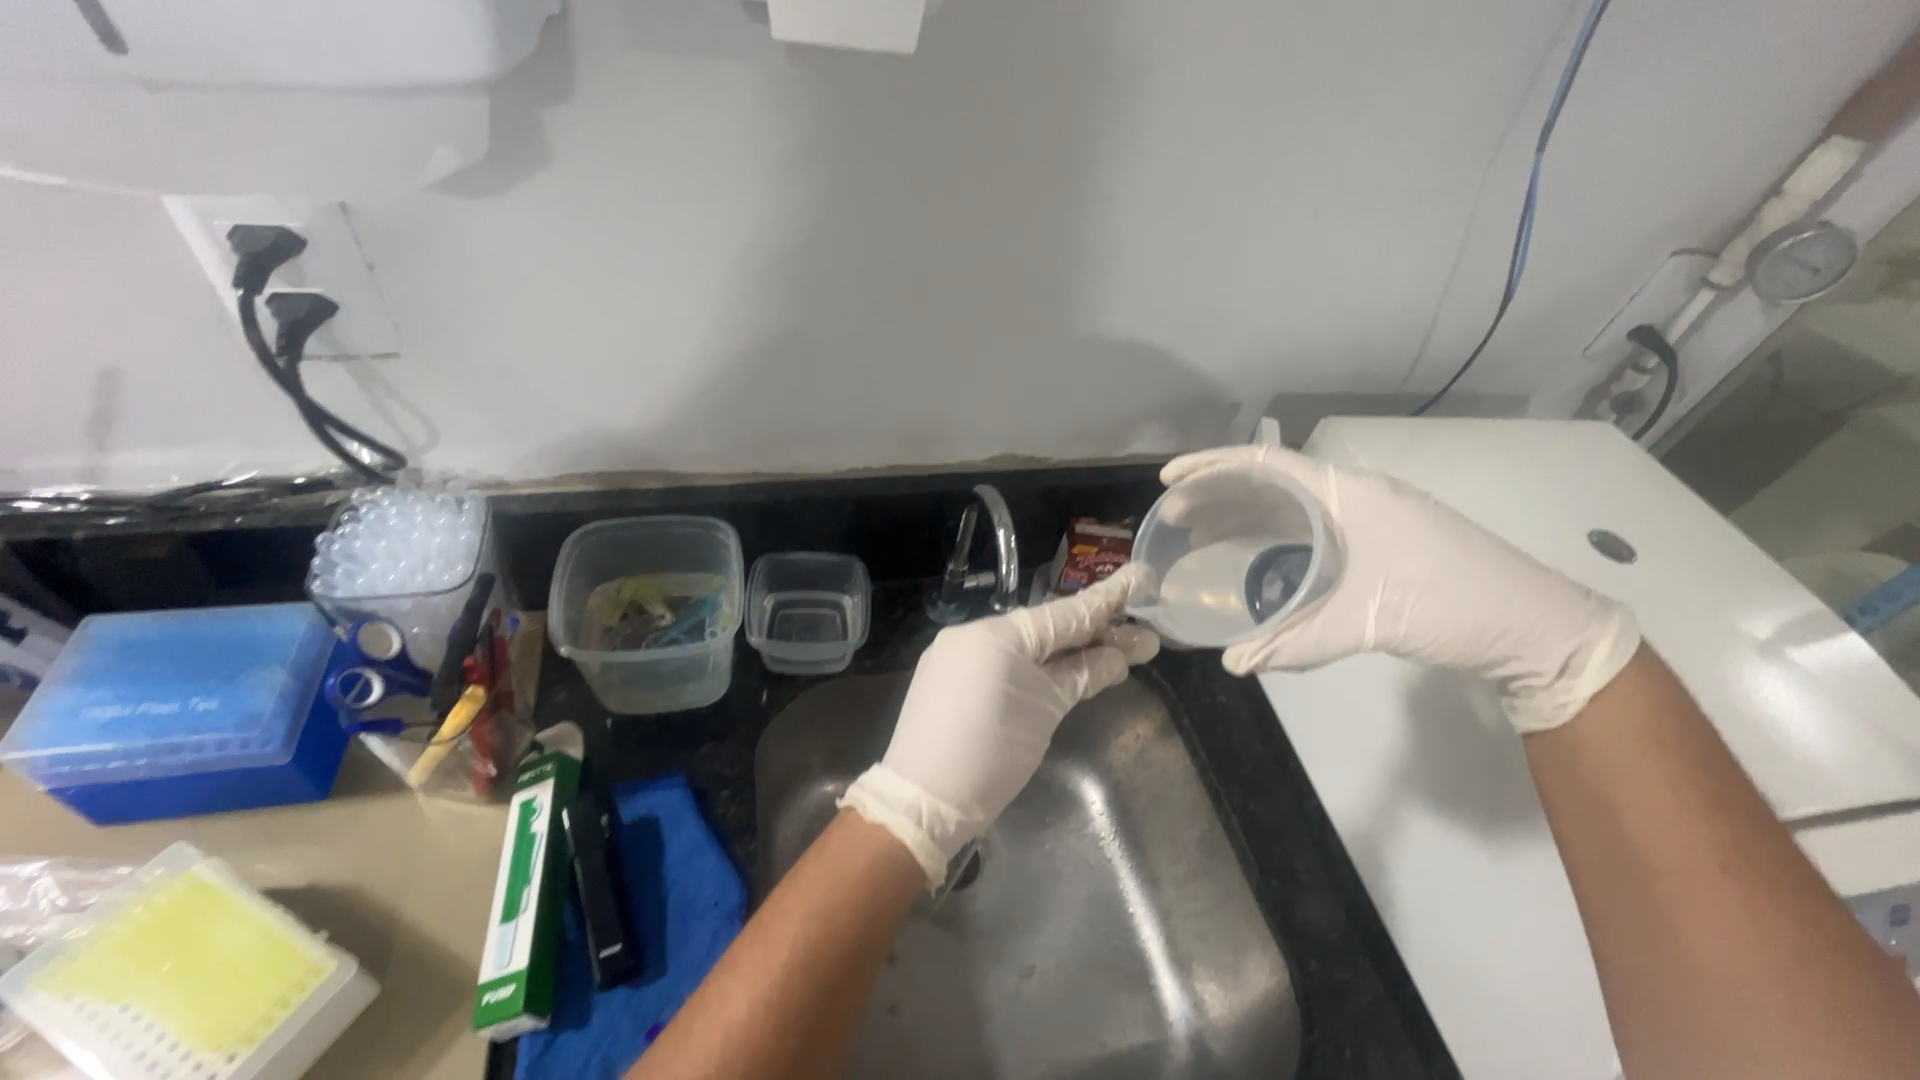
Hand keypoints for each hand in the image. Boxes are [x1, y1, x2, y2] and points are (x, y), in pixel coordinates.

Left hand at [839, 565, 1159, 884]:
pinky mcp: (946, 679)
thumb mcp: (1046, 712)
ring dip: (1066, 652)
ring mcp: (955, 655)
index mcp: (998, 634)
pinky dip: (1034, 666)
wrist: (923, 802)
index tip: (1144, 577)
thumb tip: (1118, 655)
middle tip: (1142, 637)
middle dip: (1094, 633)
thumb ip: (1083, 675)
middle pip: (1044, 627)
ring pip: (1022, 646)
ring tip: (1113, 655)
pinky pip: (999, 662)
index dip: (1109, 598)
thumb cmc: (991, 756)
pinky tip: (1063, 671)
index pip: (1066, 612)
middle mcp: (973, 634)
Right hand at [1160, 444, 1638, 733]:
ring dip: (1246, 517)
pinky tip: (1257, 561)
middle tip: (1176, 519)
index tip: (1169, 481)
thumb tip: (1234, 664)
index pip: (1268, 464)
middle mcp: (1359, 495)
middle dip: (1219, 495)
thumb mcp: (1369, 622)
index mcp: (1352, 495)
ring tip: (1202, 539)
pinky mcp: (1384, 542)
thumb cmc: (1452, 605)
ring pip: (1294, 505)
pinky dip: (1275, 538)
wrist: (1536, 626)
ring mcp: (1375, 517)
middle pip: (1274, 481)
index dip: (1213, 466)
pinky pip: (1313, 527)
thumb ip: (1296, 642)